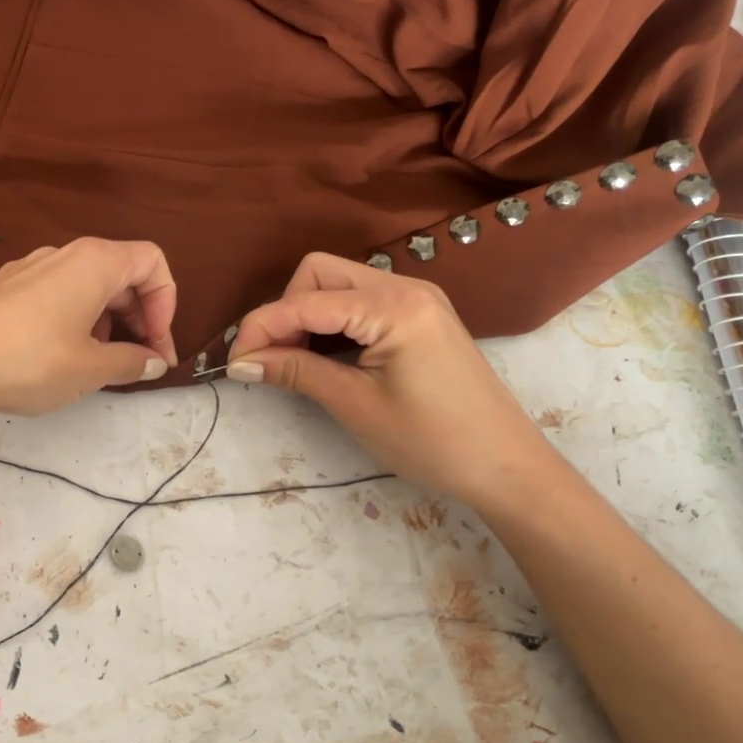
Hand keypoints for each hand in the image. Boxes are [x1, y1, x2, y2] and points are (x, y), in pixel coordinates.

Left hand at [0, 238, 179, 416]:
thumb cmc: (30, 362)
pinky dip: (74, 318)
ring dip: (107, 320)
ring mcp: (28, 268)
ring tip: (100, 363)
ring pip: (86, 285)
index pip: (151, 261)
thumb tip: (153, 360)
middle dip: (139, 316)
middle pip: (120, 272)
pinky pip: (55, 294)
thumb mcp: (91, 369)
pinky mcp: (3, 288)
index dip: (166, 303)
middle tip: (140, 361)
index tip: (157, 346)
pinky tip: (61, 355)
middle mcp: (62, 254)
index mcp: (93, 261)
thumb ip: (131, 361)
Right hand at [225, 253, 567, 507]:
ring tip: (294, 361)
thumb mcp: (355, 406)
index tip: (235, 364)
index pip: (304, 300)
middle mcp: (405, 287)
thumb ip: (295, 372)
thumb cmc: (432, 441)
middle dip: (284, 310)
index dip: (260, 327)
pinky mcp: (419, 316)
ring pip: (337, 283)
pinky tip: (325, 356)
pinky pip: (359, 301)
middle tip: (273, 359)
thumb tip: (240, 362)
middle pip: (318, 273)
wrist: (507, 468)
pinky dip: (331, 322)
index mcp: (394, 306)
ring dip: (306, 315)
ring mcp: (416, 299)